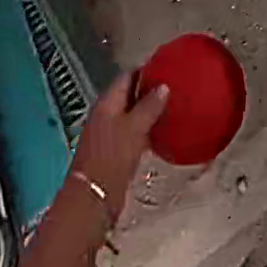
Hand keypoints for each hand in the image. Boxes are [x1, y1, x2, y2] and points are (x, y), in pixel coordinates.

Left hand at [69, 72, 168, 219]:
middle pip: (129, 93)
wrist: (93, 199)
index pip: (128, 75)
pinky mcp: (113, 150)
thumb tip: (164, 86)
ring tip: (171, 104)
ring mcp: (107, 132)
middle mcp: (105, 113)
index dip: (146, 69)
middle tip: (174, 85)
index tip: (167, 66)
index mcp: (107, 102)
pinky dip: (145, 126)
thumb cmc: (112, 157)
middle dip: (149, 88)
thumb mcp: (135, 127)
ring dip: (148, 109)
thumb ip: (149, 105)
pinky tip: (161, 128)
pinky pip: (132, 129)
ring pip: (131, 112)